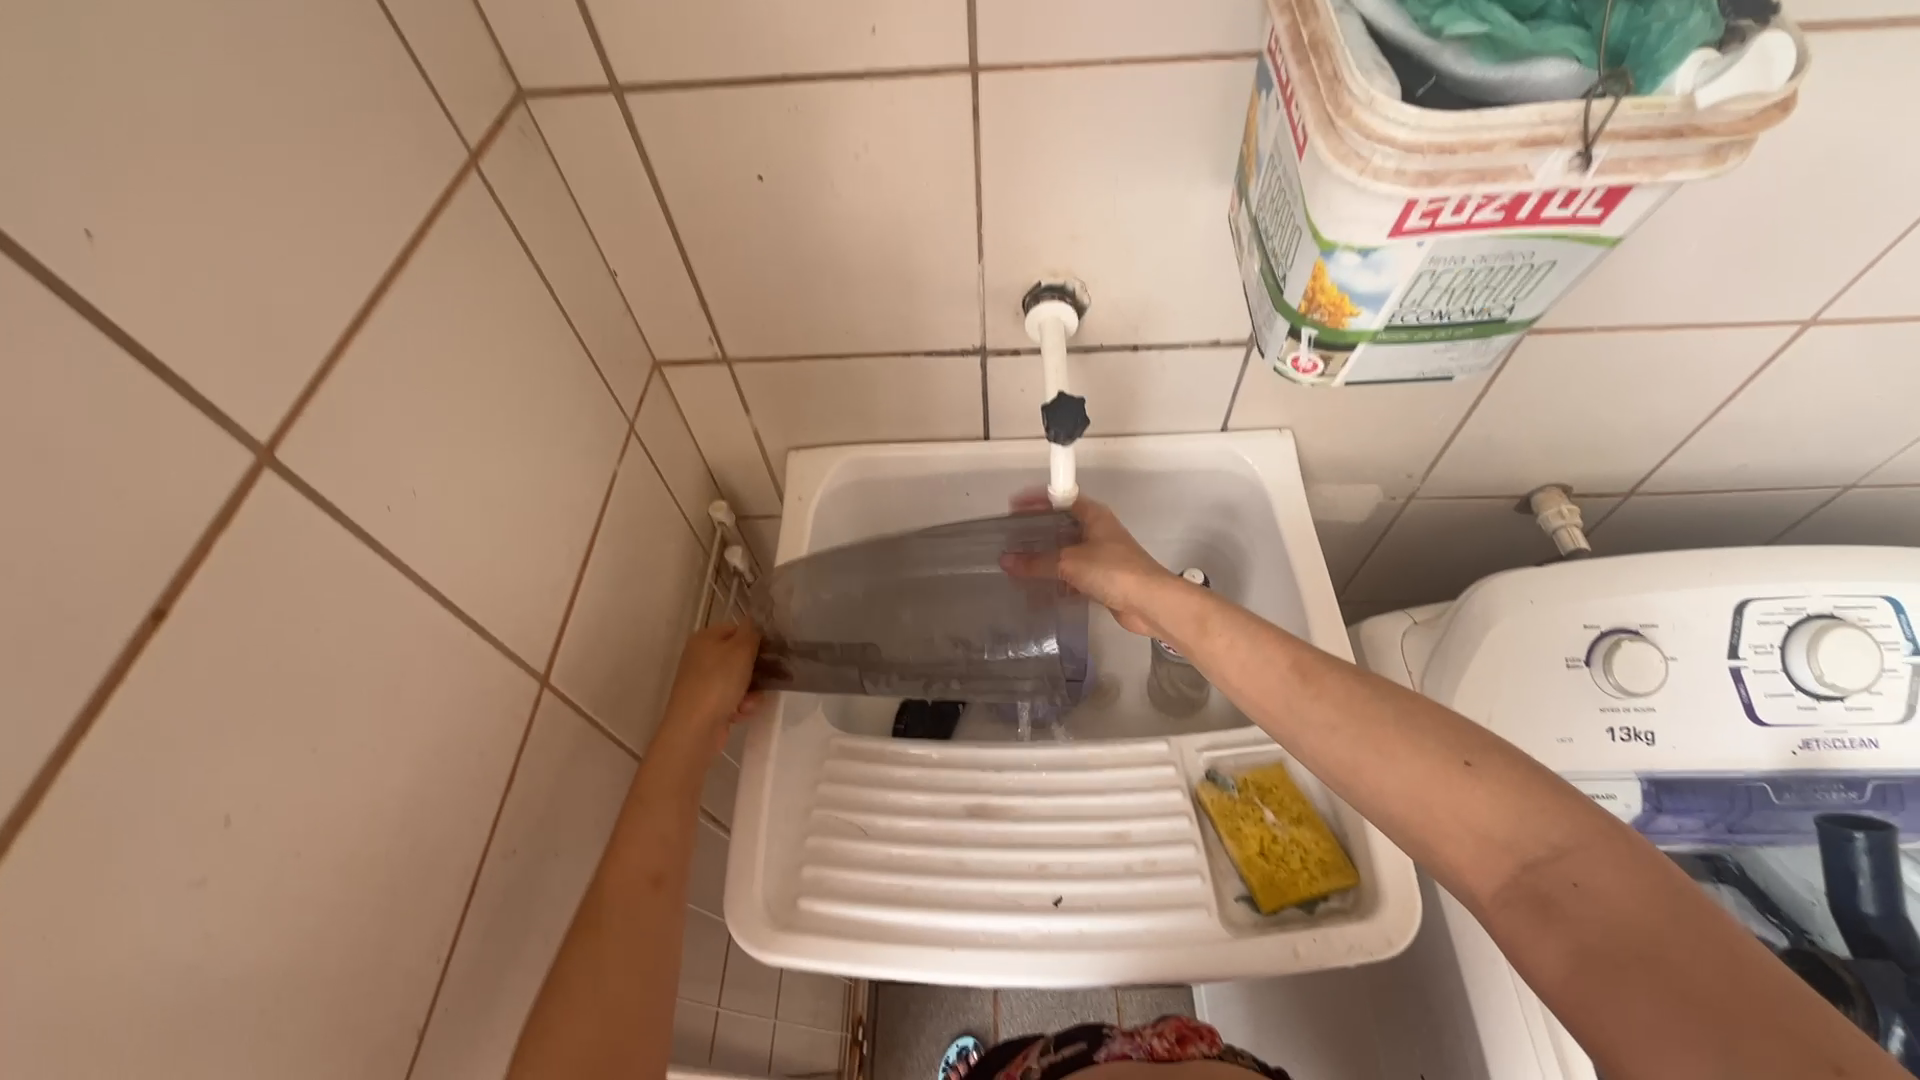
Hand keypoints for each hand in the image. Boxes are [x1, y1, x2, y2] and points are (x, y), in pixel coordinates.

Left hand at [652, 621, 763, 759]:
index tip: (773, 651)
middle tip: (769, 678)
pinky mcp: (708, 703)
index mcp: (705, 638)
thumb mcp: (741, 649)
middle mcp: (702, 657)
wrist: (695, 728)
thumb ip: (751, 632)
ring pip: (740, 680)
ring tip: (748, 703)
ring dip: (751, 692)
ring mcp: (704, 681)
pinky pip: (733, 699)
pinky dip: (740, 706)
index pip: (737, 629)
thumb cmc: (718, 682)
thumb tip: (752, 622)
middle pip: (740, 657)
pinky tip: (740, 713)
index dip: (756, 639)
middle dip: (756, 671)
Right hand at [1000, 494, 1176, 637]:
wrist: (1148, 602)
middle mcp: (1097, 531)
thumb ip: (1036, 562)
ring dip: (1045, 558)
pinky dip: (1056, 579)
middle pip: (1061, 526)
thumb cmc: (1112, 570)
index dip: (1037, 501)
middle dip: (1037, 532)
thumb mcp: (1069, 562)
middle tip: (1011, 537)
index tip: (1014, 508)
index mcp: (1093, 515)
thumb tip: (1006, 561)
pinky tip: (1037, 587)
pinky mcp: (1102, 579)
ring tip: (1017, 563)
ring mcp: (1100, 556)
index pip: (1061, 499)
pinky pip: (1072, 575)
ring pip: (1066, 552)